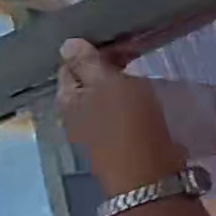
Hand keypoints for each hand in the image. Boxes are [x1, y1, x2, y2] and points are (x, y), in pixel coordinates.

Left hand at [58, 39, 189, 196]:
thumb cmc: (127, 123)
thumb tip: (66, 43)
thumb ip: (89, 63)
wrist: (148, 173)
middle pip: (89, 83)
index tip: (123, 42)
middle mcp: (76, 115)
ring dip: (123, 85)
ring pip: (106, 98)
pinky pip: (123, 114)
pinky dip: (133, 103)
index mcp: (68, 98)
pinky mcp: (119, 142)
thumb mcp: (109, 84)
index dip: (93, 51)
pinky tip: (149, 100)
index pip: (71, 65)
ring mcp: (96, 131)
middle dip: (109, 68)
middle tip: (138, 56)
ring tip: (145, 76)